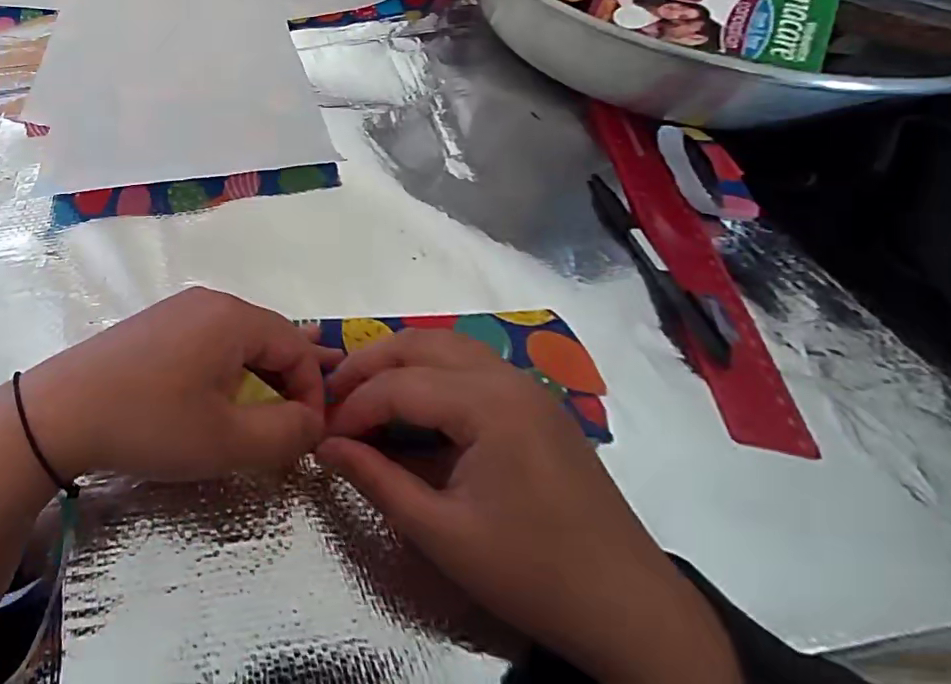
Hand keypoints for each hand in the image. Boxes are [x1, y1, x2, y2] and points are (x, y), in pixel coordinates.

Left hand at [20, 287, 336, 481]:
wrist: (57, 414)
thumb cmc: (150, 424)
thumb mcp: (227, 441)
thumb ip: (286, 433)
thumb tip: (314, 422)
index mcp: (233, 317)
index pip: (296, 347)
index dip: (313, 390)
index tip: (308, 433)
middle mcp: (210, 301)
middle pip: (269, 336)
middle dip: (289, 379)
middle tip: (295, 420)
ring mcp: (179, 309)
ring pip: (239, 339)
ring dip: (259, 375)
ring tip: (264, 409)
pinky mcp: (156, 325)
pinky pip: (209, 341)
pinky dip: (227, 369)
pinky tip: (218, 395)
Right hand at [317, 330, 740, 683]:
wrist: (628, 606)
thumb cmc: (531, 572)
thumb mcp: (442, 534)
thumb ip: (378, 481)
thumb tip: (326, 446)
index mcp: (488, 404)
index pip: (400, 385)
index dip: (353, 406)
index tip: (323, 435)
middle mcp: (507, 378)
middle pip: (422, 344)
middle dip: (370, 364)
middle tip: (332, 395)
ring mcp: (527, 386)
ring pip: (448, 347)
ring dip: (402, 362)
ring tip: (365, 393)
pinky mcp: (536, 404)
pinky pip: (472, 367)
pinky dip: (433, 374)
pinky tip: (416, 406)